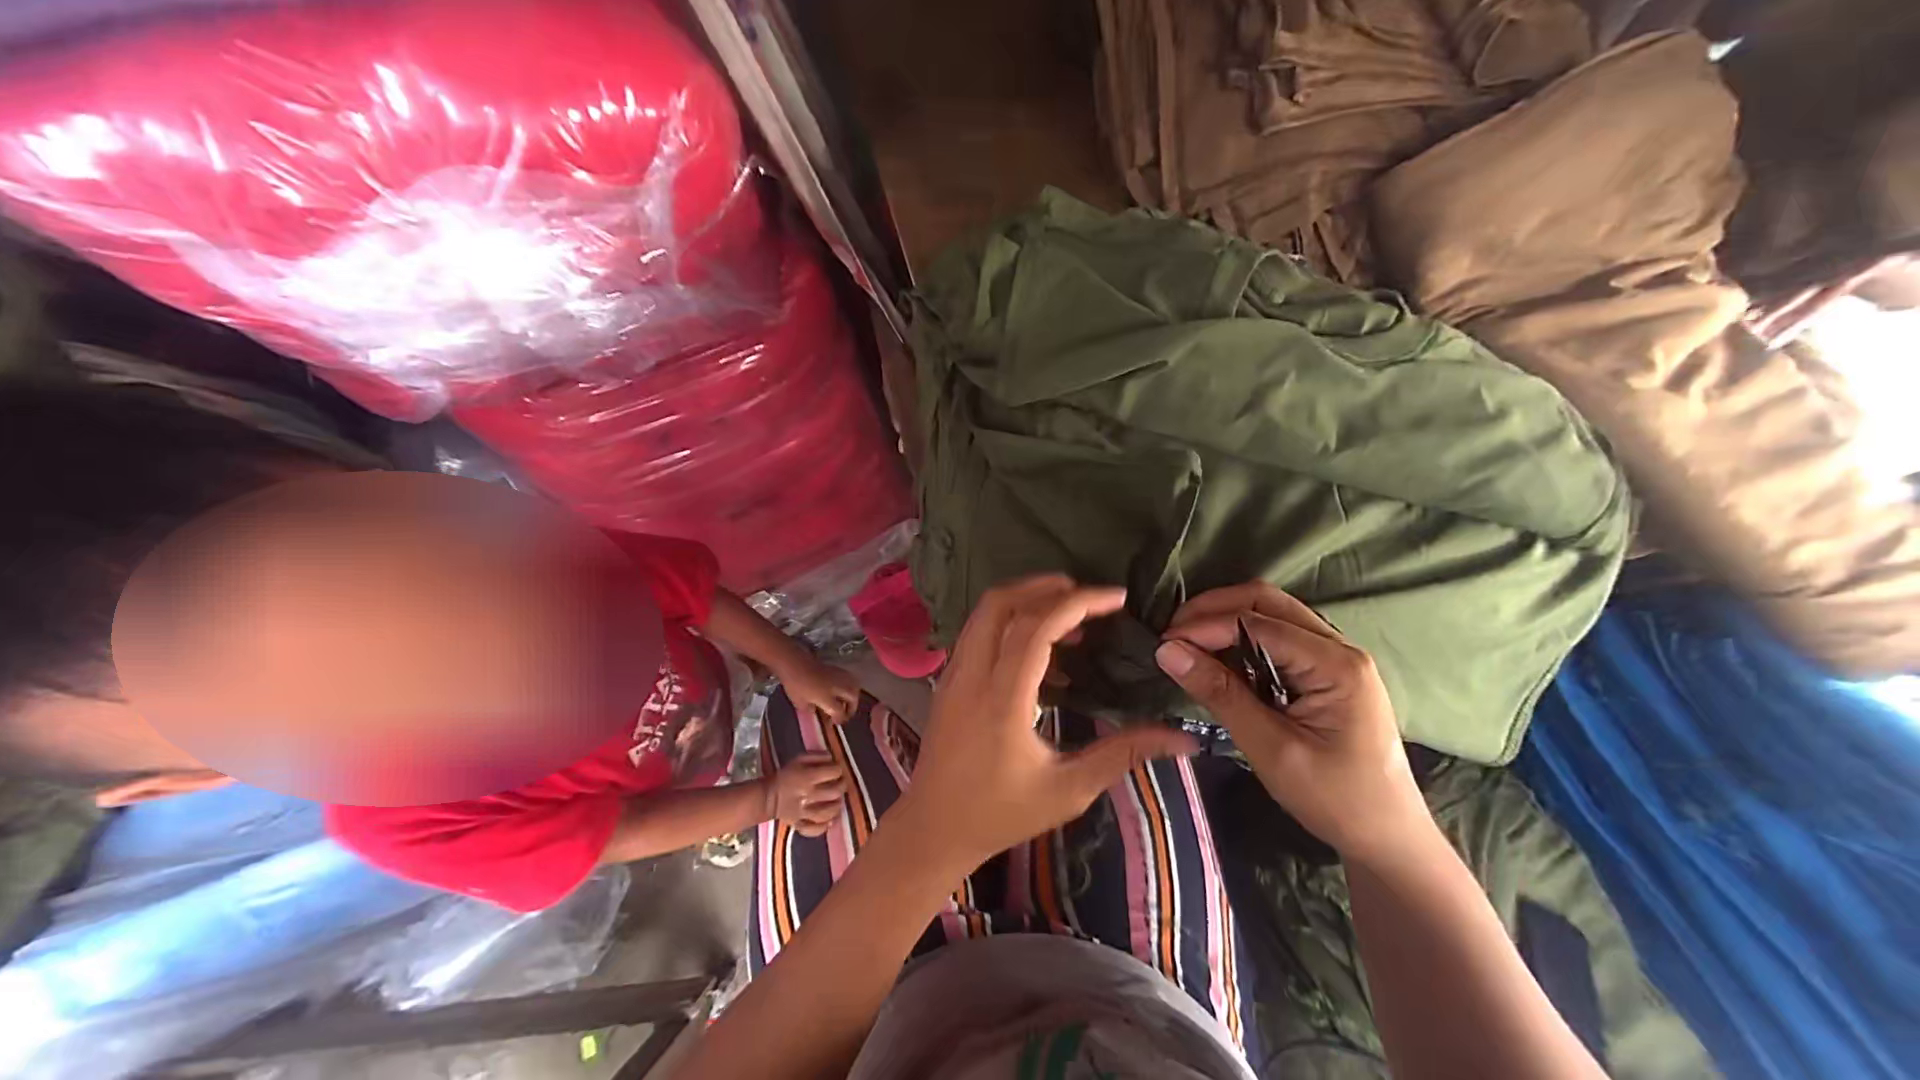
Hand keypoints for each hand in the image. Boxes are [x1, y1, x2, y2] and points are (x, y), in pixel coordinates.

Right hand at [764, 752, 848, 836]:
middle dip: (842, 787)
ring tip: (837, 801)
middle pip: (834, 792)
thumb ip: (816, 757)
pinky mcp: (799, 824)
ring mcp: (804, 812)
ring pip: (828, 813)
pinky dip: (824, 827)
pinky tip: (829, 821)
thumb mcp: (799, 760)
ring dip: (837, 806)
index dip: (838, 770)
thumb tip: (832, 758)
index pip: (833, 772)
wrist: (766, 796)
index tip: (837, 770)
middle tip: (841, 784)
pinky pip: (814, 829)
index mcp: (808, 777)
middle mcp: (808, 795)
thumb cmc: (785, 775)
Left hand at [778, 657, 861, 725]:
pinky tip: (841, 689)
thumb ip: (810, 709)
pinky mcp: (837, 668)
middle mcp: (838, 687)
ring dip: (853, 695)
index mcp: (828, 698)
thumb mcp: (799, 702)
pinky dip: (849, 686)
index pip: (840, 712)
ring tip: (846, 701)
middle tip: (845, 712)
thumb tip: (816, 710)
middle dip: (852, 707)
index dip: (839, 719)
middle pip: (853, 698)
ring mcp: (839, 676)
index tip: (835, 722)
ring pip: (855, 686)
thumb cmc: (795, 684)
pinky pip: (849, 679)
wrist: (794, 662)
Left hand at [890, 575, 1197, 871]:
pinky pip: (978, 632)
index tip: (1117, 598)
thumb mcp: (1068, 789)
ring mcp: (952, 674)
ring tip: (1071, 618)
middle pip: (1001, 603)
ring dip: (1026, 600)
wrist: (934, 828)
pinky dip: (1009, 622)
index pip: (1036, 626)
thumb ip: (1123, 754)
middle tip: (1091, 598)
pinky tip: (1040, 650)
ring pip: (984, 613)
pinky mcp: (947, 680)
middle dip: (1047, 588)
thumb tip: (1183, 738)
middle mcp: (971, 675)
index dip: (1079, 602)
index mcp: (1001, 699)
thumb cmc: (1001, 813)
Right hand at [1153, 582, 1431, 865]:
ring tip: (1185, 643)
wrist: (1387, 837)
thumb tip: (1167, 652)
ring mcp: (1335, 656)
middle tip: (1171, 635)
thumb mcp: (1271, 749)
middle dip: (1212, 610)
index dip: (1205, 626)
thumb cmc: (1336, 799)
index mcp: (1336, 664)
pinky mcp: (1325, 670)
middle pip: (1266, 602)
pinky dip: (1240, 638)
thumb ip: (1221, 695)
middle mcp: (1339, 647)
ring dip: (1224, 619)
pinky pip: (1277, 636)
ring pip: (1270, 613)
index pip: (1257, 622)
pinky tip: (1215, 656)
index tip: (1163, 644)